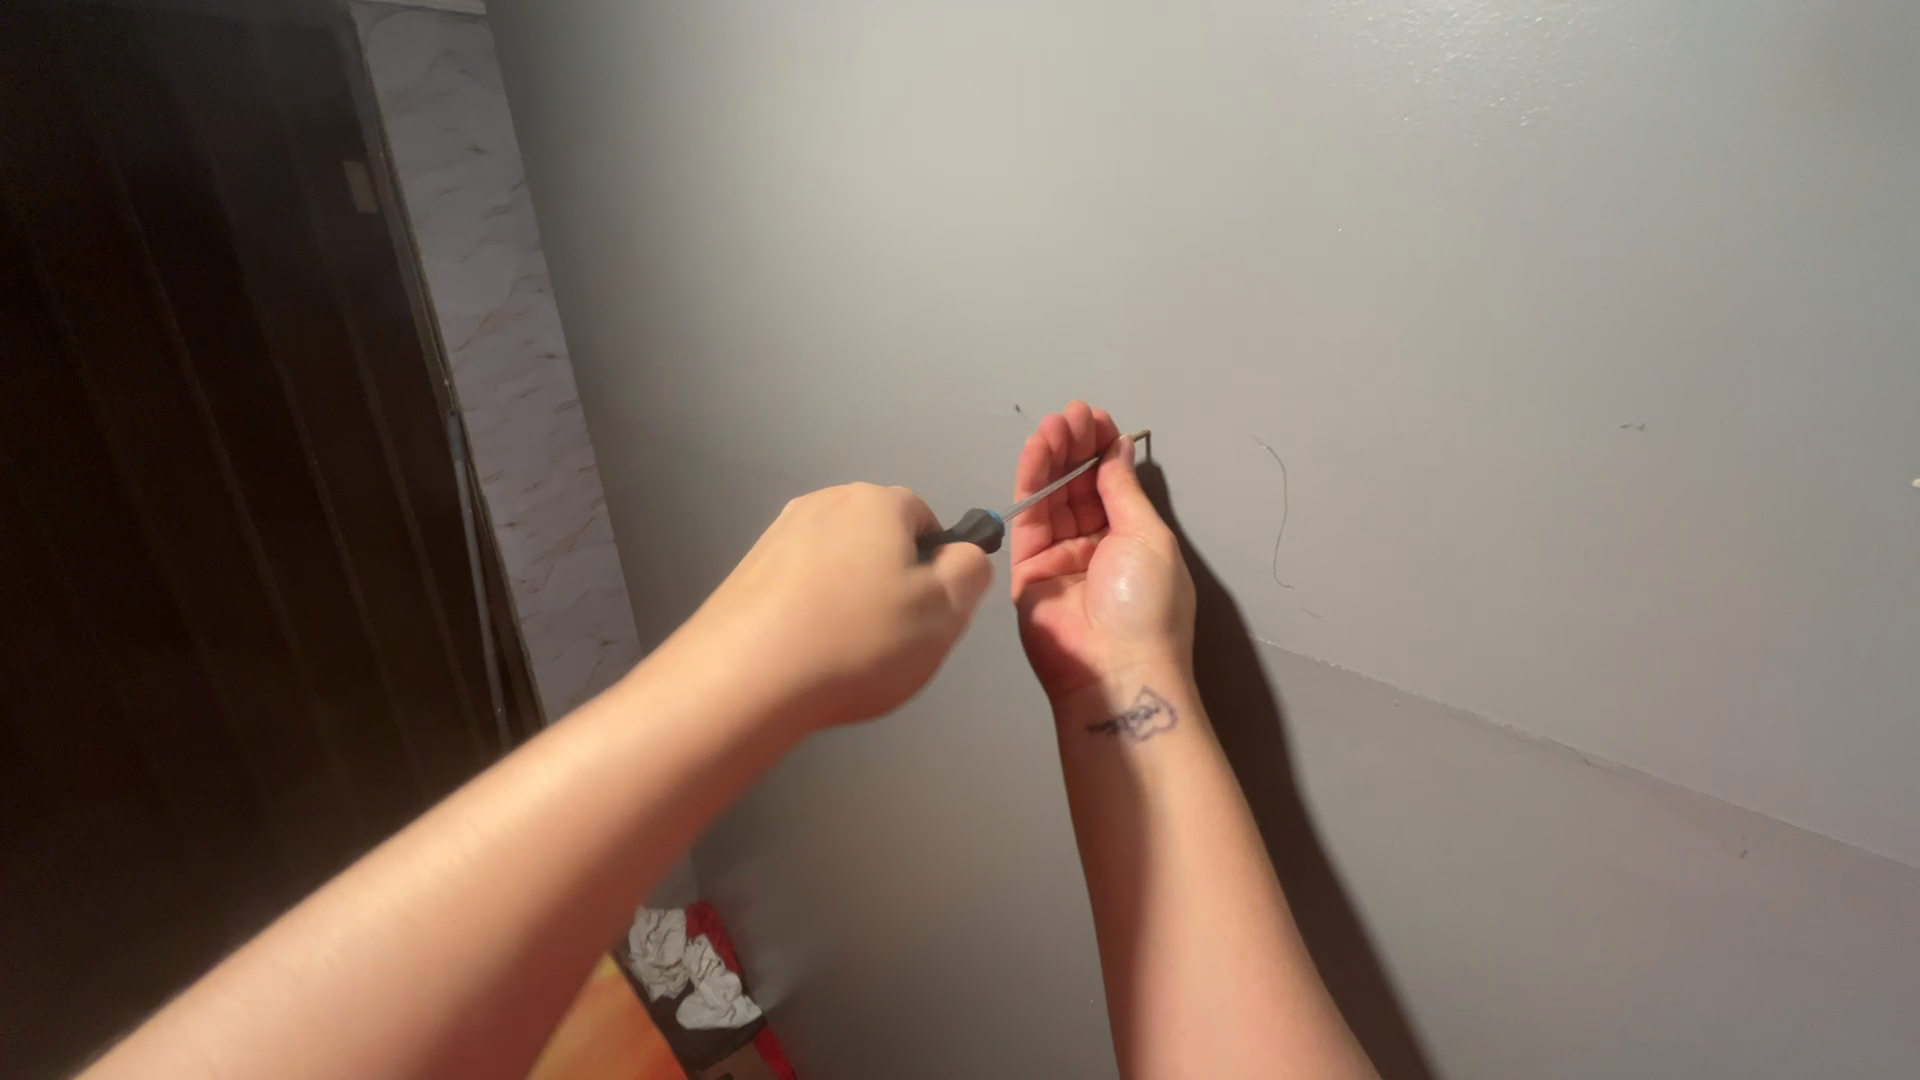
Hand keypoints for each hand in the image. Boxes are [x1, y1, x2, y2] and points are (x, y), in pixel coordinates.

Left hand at [681, 483, 992, 730]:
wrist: (743, 679)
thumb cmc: (858, 640)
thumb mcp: (945, 611)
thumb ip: (971, 570)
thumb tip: (963, 555)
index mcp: (876, 502)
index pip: (927, 521)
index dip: (935, 568)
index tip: (925, 613)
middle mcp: (824, 502)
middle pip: (880, 539)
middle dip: (892, 580)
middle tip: (889, 636)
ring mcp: (778, 534)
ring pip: (839, 563)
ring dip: (850, 597)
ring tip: (843, 650)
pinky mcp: (747, 570)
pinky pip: (800, 584)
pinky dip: (811, 610)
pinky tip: (806, 650)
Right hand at [1011, 402, 1195, 709]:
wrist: (1114, 669)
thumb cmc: (1147, 604)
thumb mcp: (1148, 538)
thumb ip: (1123, 491)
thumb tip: (1118, 448)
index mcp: (1132, 539)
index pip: (1111, 484)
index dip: (1103, 450)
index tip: (1097, 418)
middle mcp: (1094, 544)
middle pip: (1079, 486)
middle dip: (1076, 447)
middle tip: (1073, 414)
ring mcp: (1059, 556)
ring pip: (1052, 497)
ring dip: (1053, 456)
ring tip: (1054, 423)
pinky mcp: (1028, 568)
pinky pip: (1029, 518)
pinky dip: (1031, 481)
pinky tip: (1036, 449)